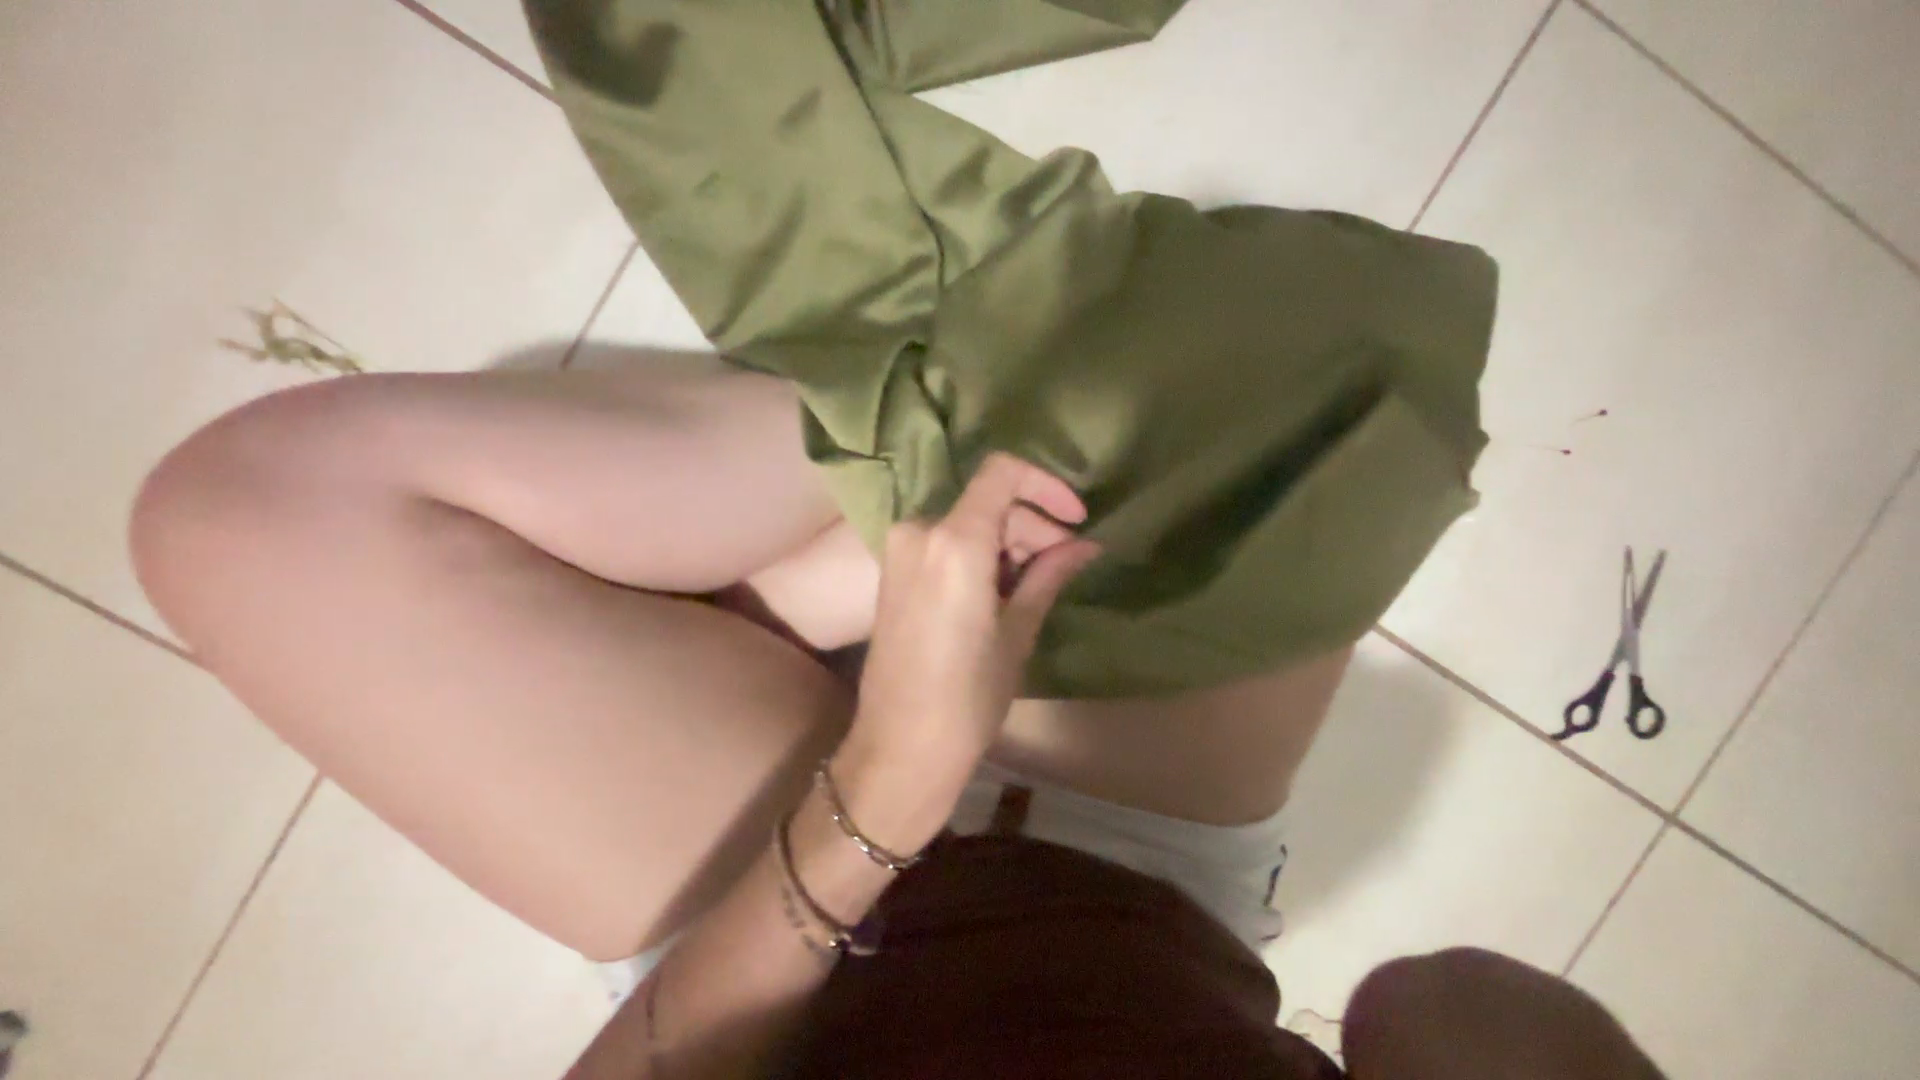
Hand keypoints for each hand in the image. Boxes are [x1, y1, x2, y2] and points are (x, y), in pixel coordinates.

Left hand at [843, 454, 1099, 776]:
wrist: (901, 746)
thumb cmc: (968, 695)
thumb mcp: (1017, 632)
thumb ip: (1047, 575)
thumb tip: (1085, 545)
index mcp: (954, 541)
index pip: (1002, 473)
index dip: (1045, 485)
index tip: (1075, 518)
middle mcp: (920, 532)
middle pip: (987, 503)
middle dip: (1031, 525)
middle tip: (1066, 563)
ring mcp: (900, 552)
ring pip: (966, 523)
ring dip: (1006, 542)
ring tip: (1037, 583)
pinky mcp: (893, 574)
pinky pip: (944, 545)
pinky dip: (978, 555)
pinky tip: (1003, 589)